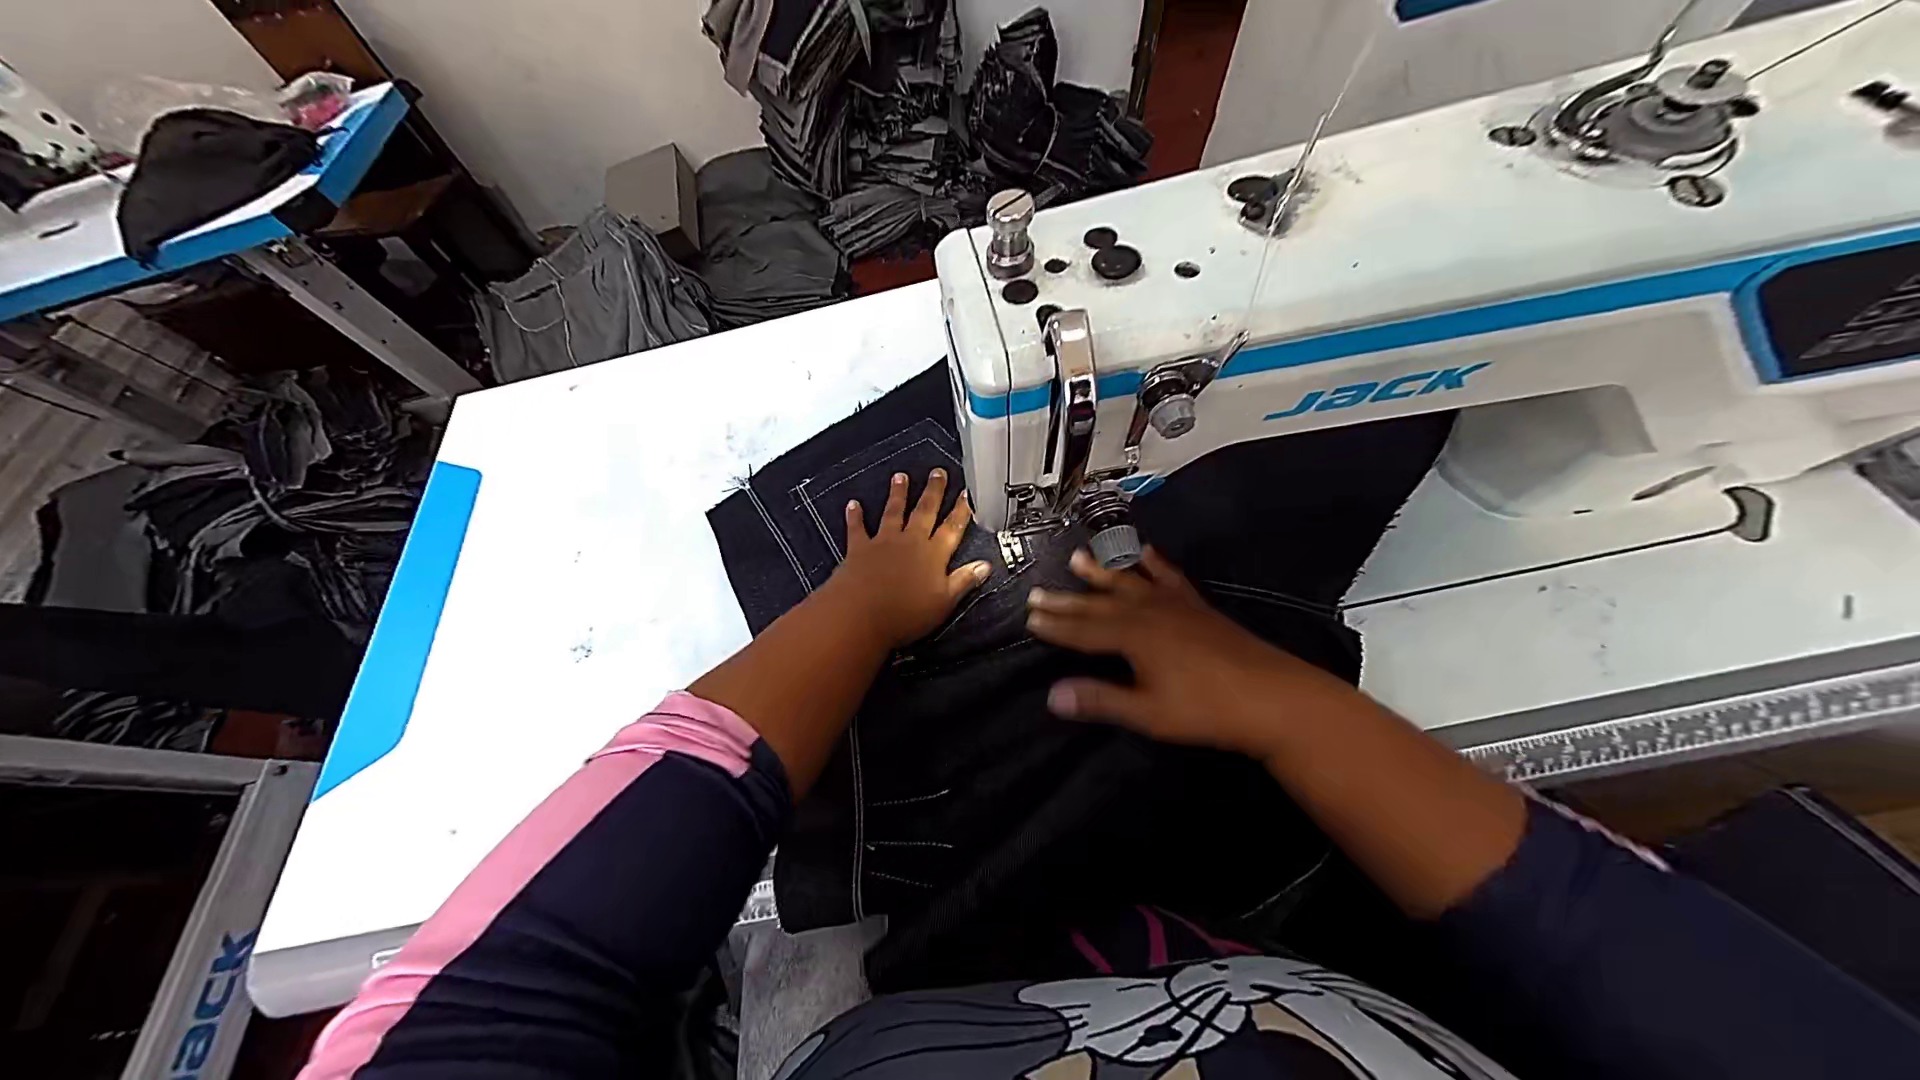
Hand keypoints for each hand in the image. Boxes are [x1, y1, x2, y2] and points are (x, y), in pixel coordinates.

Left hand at [824, 468, 991, 648]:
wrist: (860, 614)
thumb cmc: (905, 613)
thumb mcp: (943, 602)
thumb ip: (964, 581)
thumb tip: (984, 566)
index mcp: (933, 555)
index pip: (952, 527)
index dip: (961, 510)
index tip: (966, 493)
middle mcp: (910, 542)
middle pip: (924, 511)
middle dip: (933, 491)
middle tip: (938, 473)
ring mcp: (883, 542)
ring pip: (893, 512)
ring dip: (898, 494)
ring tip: (901, 476)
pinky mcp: (859, 549)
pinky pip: (857, 528)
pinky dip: (855, 516)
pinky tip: (853, 504)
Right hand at [1024, 547, 1358, 758]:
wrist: (1274, 697)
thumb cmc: (1206, 710)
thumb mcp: (1148, 712)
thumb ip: (1100, 700)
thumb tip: (1052, 696)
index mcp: (1133, 637)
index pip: (1083, 631)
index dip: (1054, 626)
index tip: (1029, 618)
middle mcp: (1149, 612)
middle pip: (1098, 605)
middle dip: (1066, 601)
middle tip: (1037, 593)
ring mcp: (1175, 605)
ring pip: (1128, 584)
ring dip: (1100, 572)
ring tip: (1077, 558)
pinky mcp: (1197, 606)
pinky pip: (1168, 578)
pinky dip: (1154, 565)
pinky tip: (1145, 552)